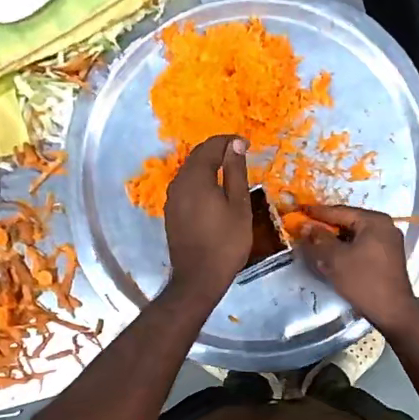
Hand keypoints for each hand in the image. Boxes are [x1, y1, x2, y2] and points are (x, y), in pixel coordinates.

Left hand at [163, 134, 250, 302]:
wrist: (198, 278)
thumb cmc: (226, 242)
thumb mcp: (239, 205)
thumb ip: (235, 172)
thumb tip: (235, 145)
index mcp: (196, 178)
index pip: (210, 147)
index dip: (229, 142)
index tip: (247, 144)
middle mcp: (178, 183)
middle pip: (197, 156)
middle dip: (218, 151)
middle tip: (240, 153)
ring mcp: (172, 199)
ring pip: (190, 171)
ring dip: (208, 165)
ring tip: (230, 170)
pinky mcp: (171, 212)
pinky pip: (186, 186)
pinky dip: (201, 181)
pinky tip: (214, 190)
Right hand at [294, 205, 418, 333]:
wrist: (392, 311)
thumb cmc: (363, 281)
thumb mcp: (335, 258)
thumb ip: (319, 239)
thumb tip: (306, 226)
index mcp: (374, 221)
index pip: (340, 212)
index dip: (317, 213)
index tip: (300, 211)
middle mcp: (385, 226)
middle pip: (349, 222)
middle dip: (326, 227)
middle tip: (306, 229)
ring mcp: (389, 242)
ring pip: (355, 236)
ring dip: (336, 240)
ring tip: (316, 243)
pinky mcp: (388, 257)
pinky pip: (363, 246)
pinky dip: (347, 249)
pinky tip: (333, 256)